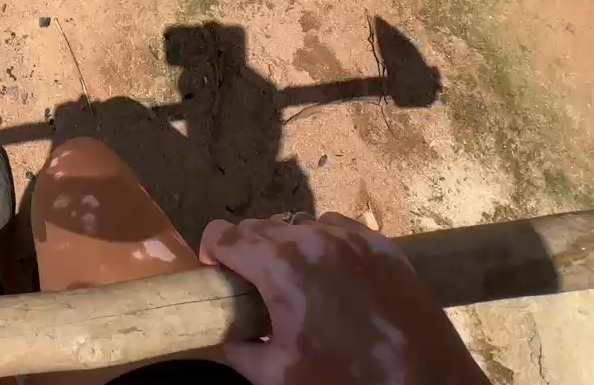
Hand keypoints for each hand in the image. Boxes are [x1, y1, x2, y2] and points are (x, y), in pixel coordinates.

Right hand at [199, 214, 486, 384]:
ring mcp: (350, 236)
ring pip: (296, 225)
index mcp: (280, 265)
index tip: (217, 274)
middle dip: (248, 253)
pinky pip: (335, 228)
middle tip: (257, 289)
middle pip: (257, 227)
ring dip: (286, 247)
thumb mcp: (280, 379)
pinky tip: (335, 280)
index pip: (223, 234)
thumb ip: (238, 351)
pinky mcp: (382, 244)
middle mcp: (311, 236)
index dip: (211, 251)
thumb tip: (218, 337)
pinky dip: (324, 246)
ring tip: (299, 284)